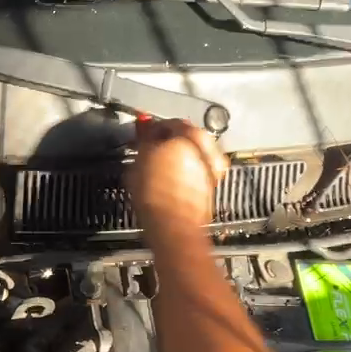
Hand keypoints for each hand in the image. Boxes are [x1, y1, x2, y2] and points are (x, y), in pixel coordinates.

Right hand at [128, 117, 227, 233]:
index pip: (168, 123)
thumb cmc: (156, 194)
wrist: (173, 228)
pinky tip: (168, 182)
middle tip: (148, 151)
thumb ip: (144, 138)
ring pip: (190, 154)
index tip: (140, 137)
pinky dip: (182, 172)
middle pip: (184, 137)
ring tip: (156, 168)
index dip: (152, 129)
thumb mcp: (140, 160)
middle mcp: (206, 148)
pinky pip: (193, 171)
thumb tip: (144, 123)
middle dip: (167, 141)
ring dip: (176, 157)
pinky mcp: (209, 187)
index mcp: (190, 136)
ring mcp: (210, 168)